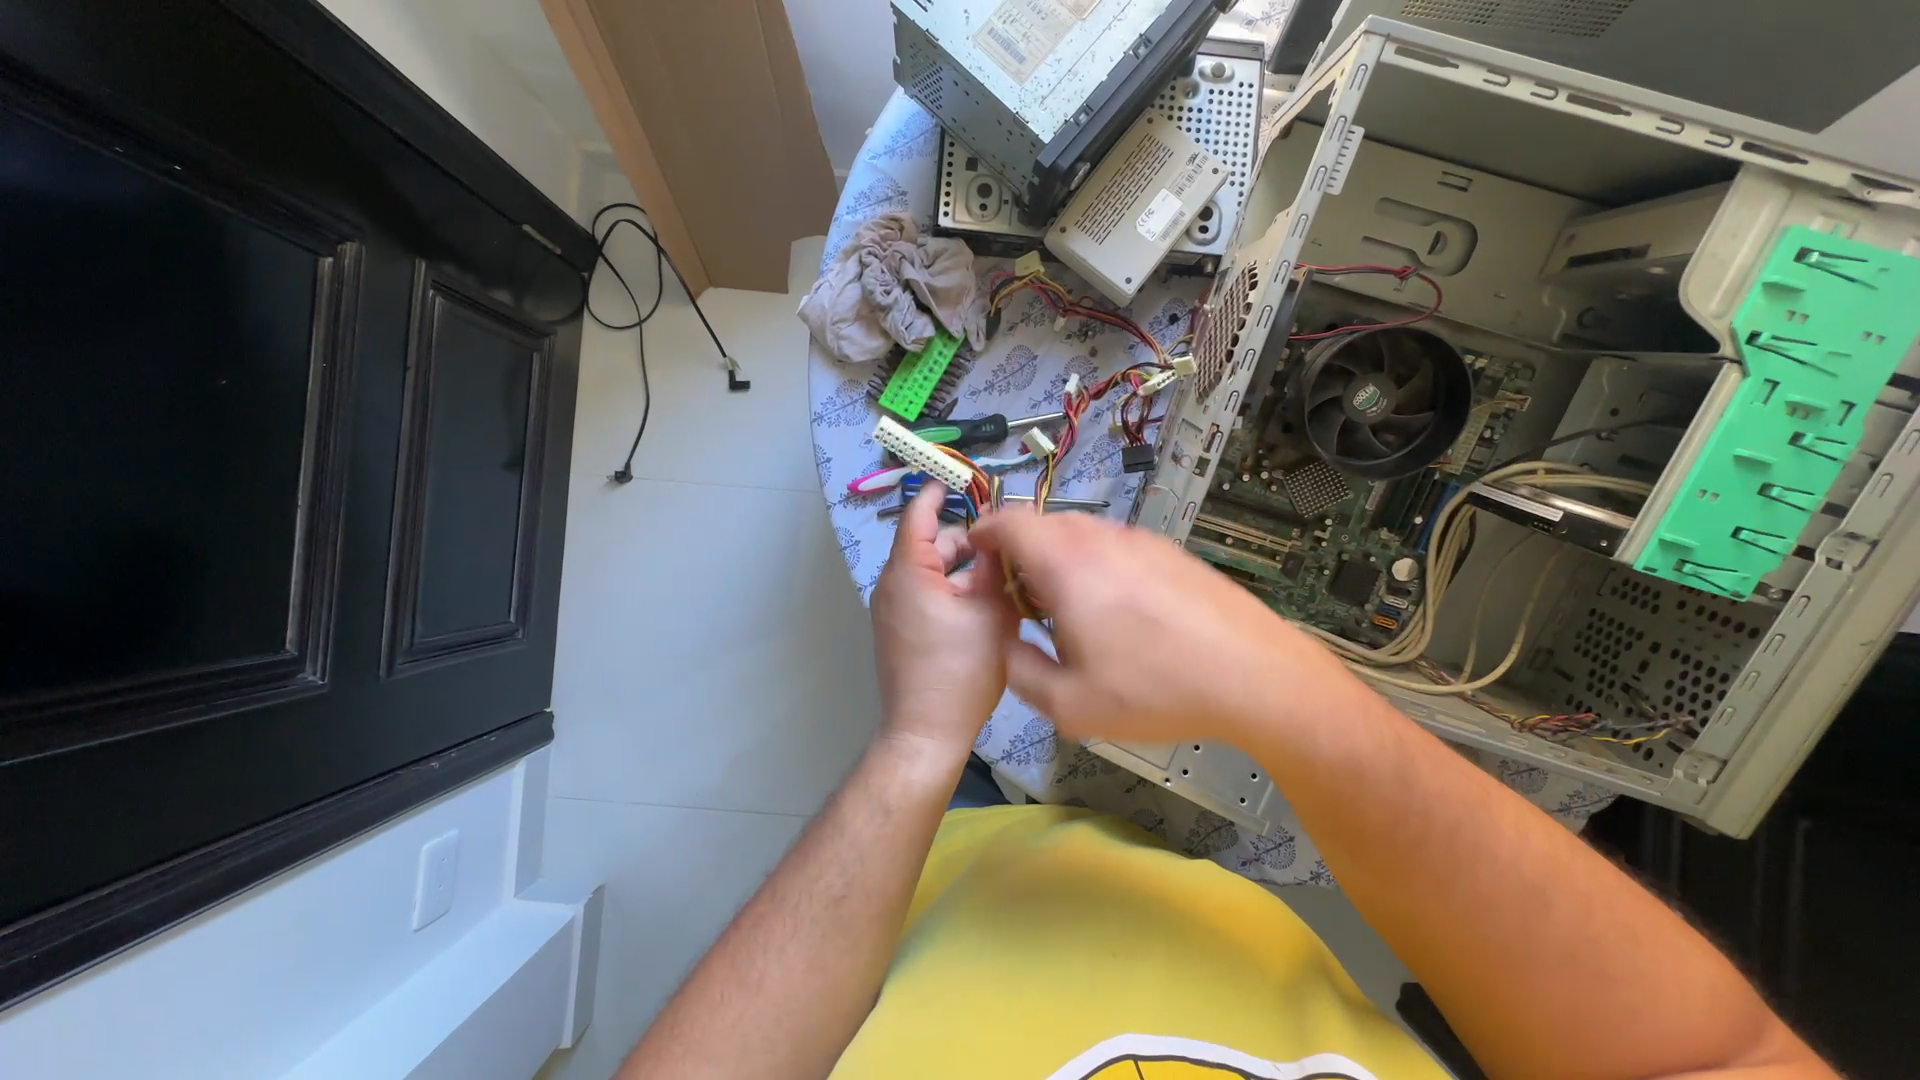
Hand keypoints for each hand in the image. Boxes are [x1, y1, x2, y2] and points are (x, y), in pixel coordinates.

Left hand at [869, 483, 1018, 759]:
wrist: (926, 732)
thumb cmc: (961, 670)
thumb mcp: (991, 613)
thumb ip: (996, 569)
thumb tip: (1000, 539)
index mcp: (909, 572)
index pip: (920, 514)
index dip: (941, 492)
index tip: (965, 478)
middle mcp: (892, 584)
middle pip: (933, 544)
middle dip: (970, 543)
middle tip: (1010, 549)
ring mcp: (892, 610)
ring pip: (933, 573)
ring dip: (966, 571)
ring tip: (1004, 583)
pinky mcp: (898, 631)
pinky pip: (926, 596)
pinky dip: (953, 592)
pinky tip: (986, 608)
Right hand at [969, 509, 1358, 744]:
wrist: (1255, 676)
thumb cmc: (1155, 690)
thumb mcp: (1069, 704)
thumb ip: (1019, 670)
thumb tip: (1005, 644)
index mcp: (1067, 563)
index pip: (1009, 521)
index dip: (983, 533)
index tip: (975, 558)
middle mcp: (1103, 538)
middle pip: (1045, 525)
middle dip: (1020, 553)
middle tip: (1021, 600)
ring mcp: (1144, 541)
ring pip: (1084, 535)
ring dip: (1061, 561)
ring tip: (1068, 612)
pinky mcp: (1173, 553)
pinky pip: (1118, 547)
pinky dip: (1098, 566)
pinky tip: (1117, 614)